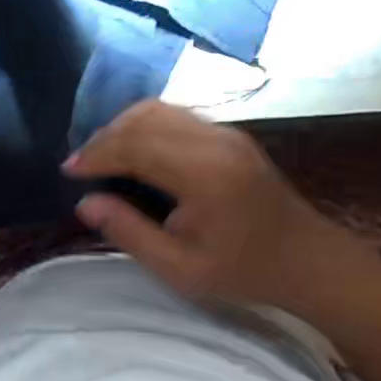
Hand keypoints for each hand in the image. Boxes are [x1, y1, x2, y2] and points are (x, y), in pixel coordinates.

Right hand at [64, 101, 374, 312]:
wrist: (311, 262)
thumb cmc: (244, 271)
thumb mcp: (178, 267)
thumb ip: (128, 231)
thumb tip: (85, 203)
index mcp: (203, 173)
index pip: (134, 145)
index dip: (96, 154)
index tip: (69, 172)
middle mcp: (215, 141)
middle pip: (143, 119)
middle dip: (104, 138)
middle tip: (81, 166)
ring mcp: (226, 133)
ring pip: (159, 110)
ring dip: (123, 127)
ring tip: (102, 156)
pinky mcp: (230, 135)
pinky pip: (176, 116)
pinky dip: (144, 127)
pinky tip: (134, 151)